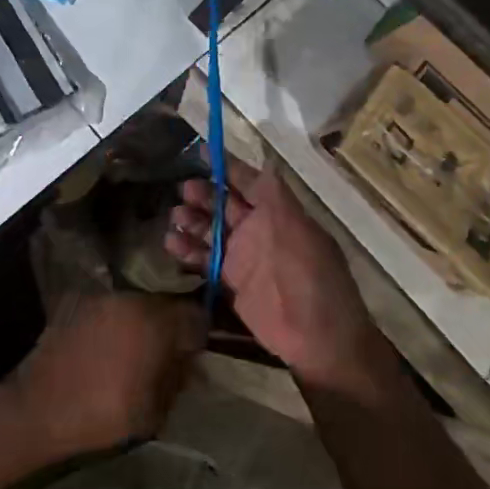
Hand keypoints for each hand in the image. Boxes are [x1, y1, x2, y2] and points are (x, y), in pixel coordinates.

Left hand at [7, 292, 204, 462]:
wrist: (40, 407)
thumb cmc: (103, 413)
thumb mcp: (154, 410)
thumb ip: (178, 378)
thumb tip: (192, 363)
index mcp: (154, 322)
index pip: (194, 314)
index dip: (200, 334)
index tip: (197, 353)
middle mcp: (130, 300)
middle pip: (165, 305)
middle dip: (173, 326)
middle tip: (171, 353)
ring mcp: (102, 298)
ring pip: (138, 304)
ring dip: (145, 322)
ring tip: (141, 351)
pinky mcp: (79, 302)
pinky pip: (112, 308)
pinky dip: (119, 322)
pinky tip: (112, 346)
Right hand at [166, 161, 393, 387]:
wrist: (317, 338)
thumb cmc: (311, 278)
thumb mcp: (299, 231)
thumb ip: (277, 198)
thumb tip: (265, 162)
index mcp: (276, 213)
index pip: (247, 181)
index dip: (225, 165)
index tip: (199, 150)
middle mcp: (256, 229)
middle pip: (222, 202)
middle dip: (202, 193)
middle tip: (183, 191)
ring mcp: (241, 255)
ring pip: (208, 228)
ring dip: (190, 219)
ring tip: (175, 217)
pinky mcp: (229, 280)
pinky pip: (202, 257)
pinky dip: (186, 249)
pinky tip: (171, 243)